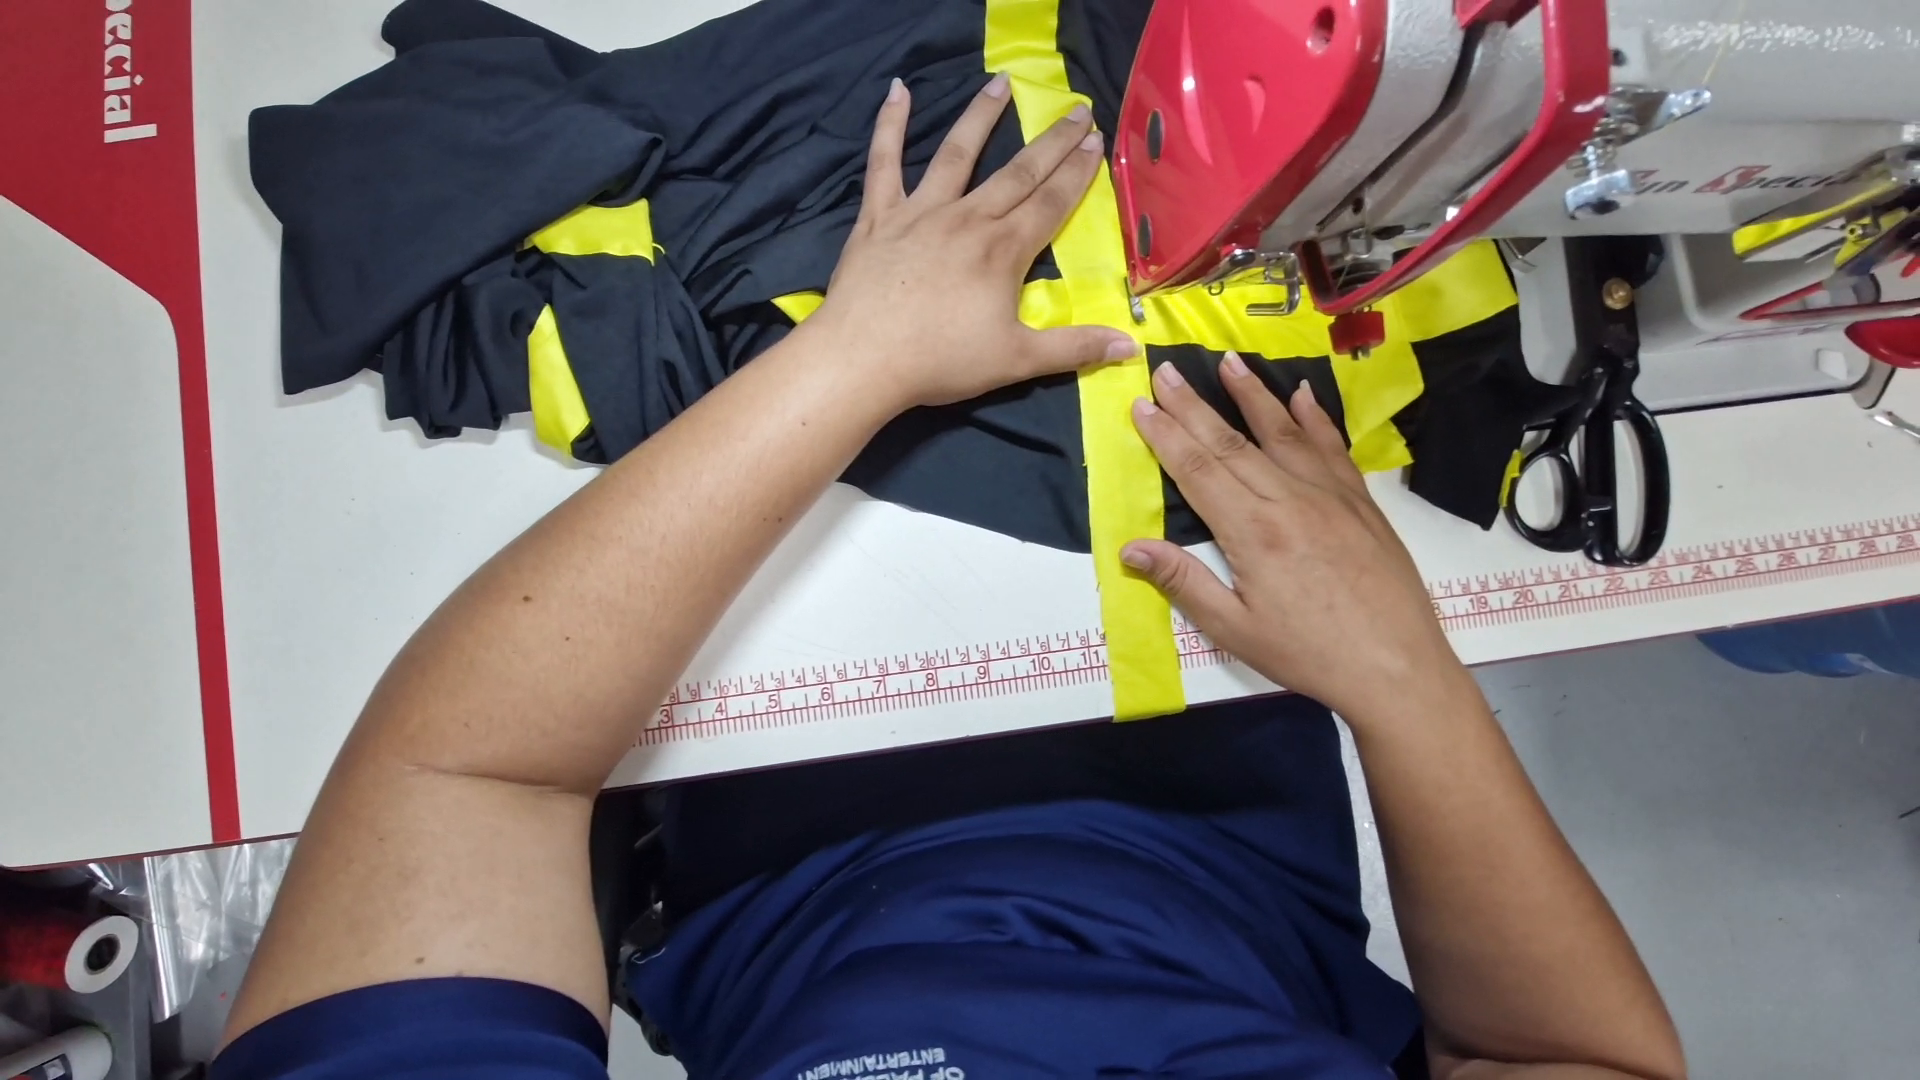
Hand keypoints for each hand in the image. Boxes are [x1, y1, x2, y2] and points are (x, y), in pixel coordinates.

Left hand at [804, 75, 1138, 410]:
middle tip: (1077, 111)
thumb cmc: (942, 362)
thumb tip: (1131, 348)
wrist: (865, 358)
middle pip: (1017, 172)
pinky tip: (897, 91)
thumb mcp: (1016, 361)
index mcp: (1004, 250)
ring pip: (957, 154)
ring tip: (1001, 85)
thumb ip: (1073, 349)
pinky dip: (890, 126)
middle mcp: (967, 219)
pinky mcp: (878, 217)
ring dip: (981, 117)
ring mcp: (920, 212)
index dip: (1077, 172)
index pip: (1051, 202)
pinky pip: (884, 162)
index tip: (1096, 141)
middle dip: (1051, 142)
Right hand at [1120, 355, 1467, 723]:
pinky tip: (1301, 394)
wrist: (1398, 668)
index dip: (1165, 434)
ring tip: (1228, 361)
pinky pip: (1331, 448)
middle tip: (1166, 369)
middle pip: (1230, 442)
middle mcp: (1289, 500)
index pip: (1197, 470)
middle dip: (1193, 404)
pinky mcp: (1360, 502)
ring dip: (1251, 395)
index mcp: (1252, 532)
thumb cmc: (1307, 654)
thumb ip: (1183, 583)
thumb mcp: (1234, 630)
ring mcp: (1330, 495)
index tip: (1142, 403)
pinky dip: (1313, 418)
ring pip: (1281, 432)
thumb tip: (1130, 548)